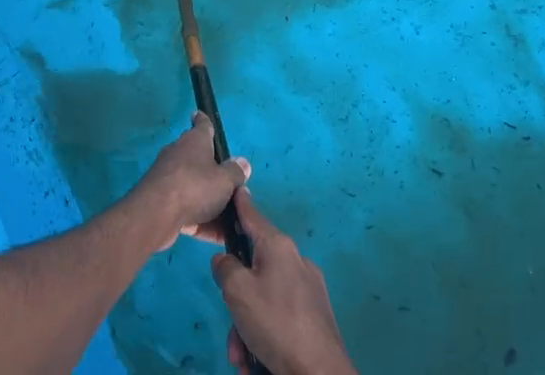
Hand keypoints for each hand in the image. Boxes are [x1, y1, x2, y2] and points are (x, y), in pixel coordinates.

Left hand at [127, 112, 251, 250]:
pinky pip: (191, 211)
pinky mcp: (165, 202)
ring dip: (214, 205)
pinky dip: (204, 222)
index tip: (200, 114)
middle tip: (237, 190)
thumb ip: (236, 172)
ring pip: (198, 190)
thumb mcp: (225, 180)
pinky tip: (221, 238)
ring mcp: (170, 179)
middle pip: (202, 161)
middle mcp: (180, 155)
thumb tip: (242, 162)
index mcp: (194, 142)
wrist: (157, 213)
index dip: (204, 121)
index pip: (202, 125)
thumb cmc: (195, 187)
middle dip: (218, 176)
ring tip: (236, 222)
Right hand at [212, 189, 355, 374]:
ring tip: (243, 354)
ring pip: (263, 297)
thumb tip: (227, 262)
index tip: (236, 188)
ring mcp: (308, 290)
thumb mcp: (236, 290)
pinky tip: (257, 359)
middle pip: (253, 266)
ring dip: (246, 324)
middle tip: (232, 321)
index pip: (253, 216)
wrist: (319, 373)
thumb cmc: (275, 323)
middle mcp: (296, 261)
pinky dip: (264, 334)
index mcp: (279, 247)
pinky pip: (278, 315)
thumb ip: (224, 267)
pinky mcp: (314, 316)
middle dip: (236, 297)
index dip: (240, 203)